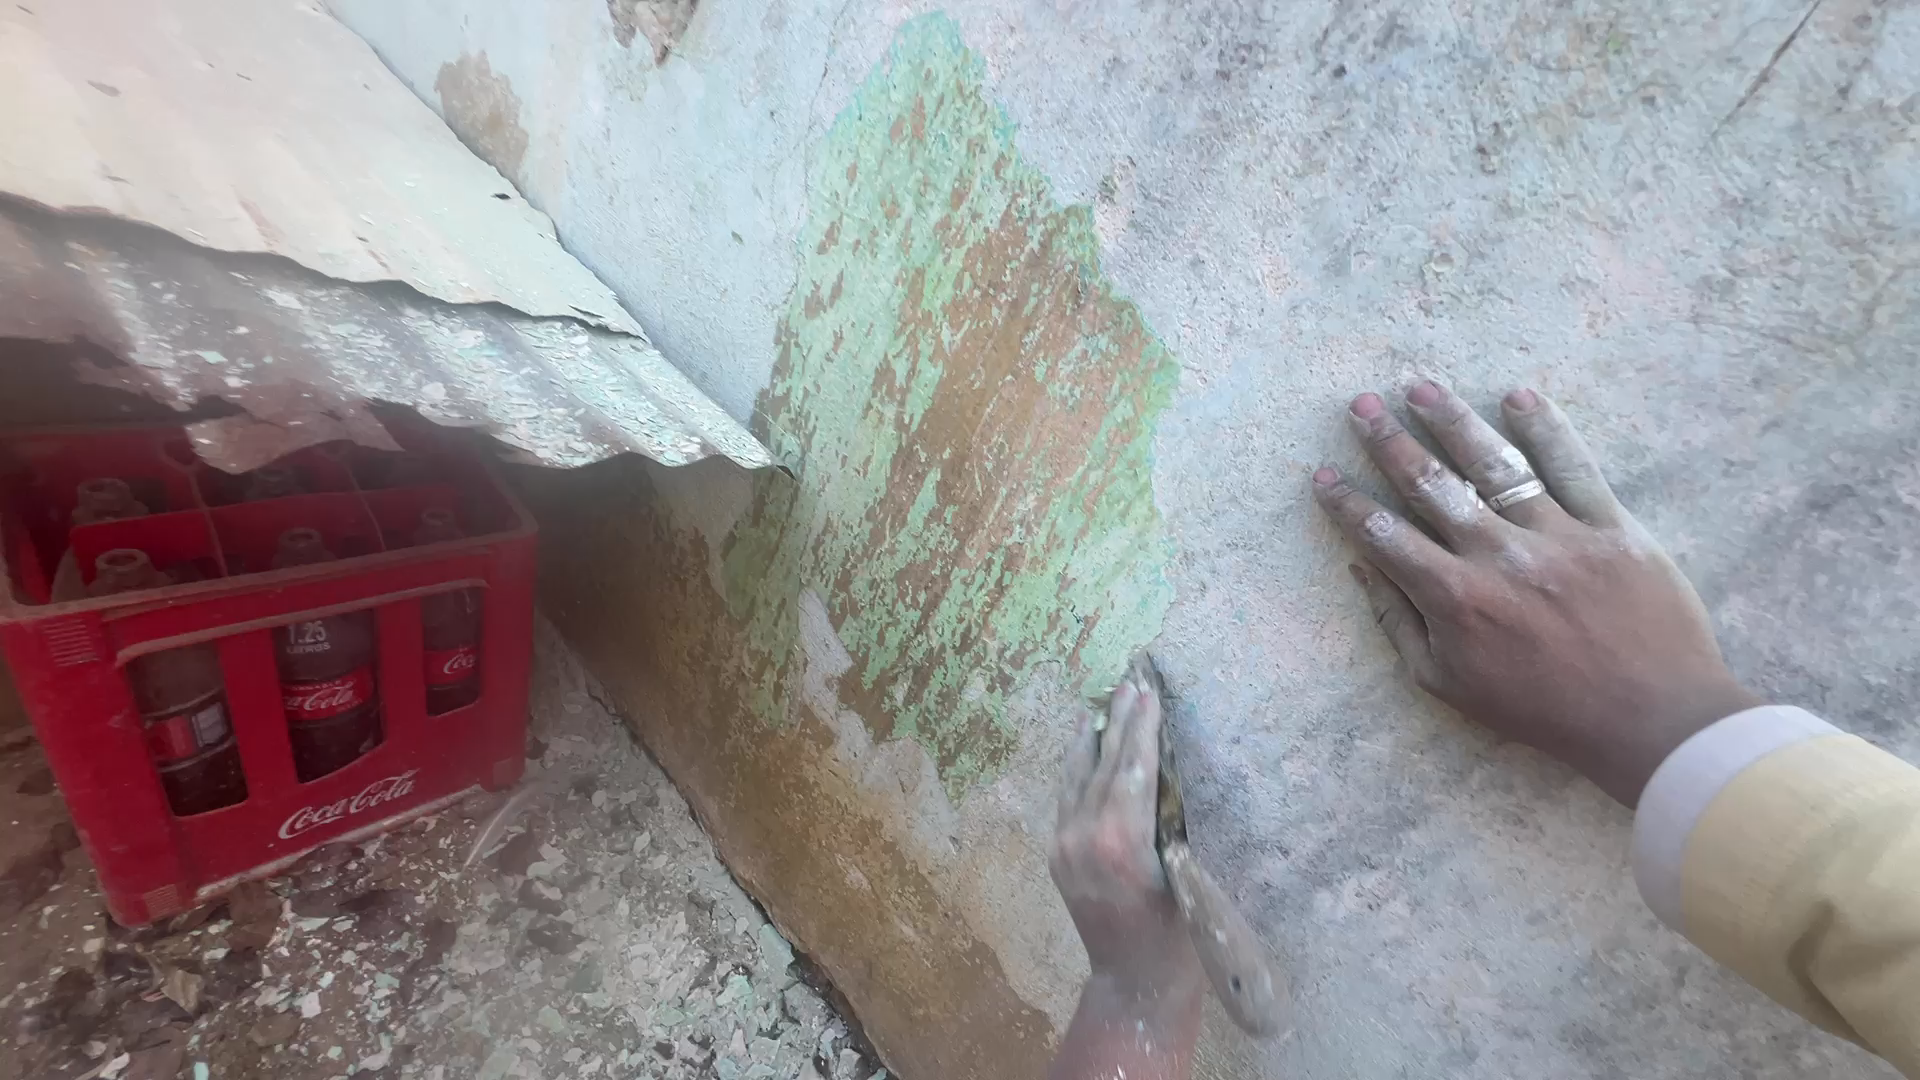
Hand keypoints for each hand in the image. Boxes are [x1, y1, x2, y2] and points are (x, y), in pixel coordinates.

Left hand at [1049, 678, 1202, 1079]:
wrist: (1133, 982)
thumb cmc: (1177, 935)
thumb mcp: (1183, 870)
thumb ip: (1165, 816)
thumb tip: (1157, 761)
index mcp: (1119, 841)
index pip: (1131, 767)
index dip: (1141, 727)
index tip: (1147, 692)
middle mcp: (1082, 835)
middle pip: (1103, 764)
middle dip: (1118, 721)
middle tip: (1129, 683)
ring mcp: (1062, 843)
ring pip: (1077, 775)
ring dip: (1093, 737)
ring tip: (1105, 702)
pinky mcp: (1055, 851)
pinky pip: (1067, 797)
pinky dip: (1079, 767)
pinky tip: (1086, 745)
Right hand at [1312, 383, 1759, 805]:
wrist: (1653, 722)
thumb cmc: (1535, 707)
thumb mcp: (1441, 681)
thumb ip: (1396, 621)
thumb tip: (1360, 567)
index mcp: (1451, 595)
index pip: (1381, 533)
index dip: (1345, 502)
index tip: (1322, 475)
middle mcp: (1496, 555)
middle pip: (1430, 484)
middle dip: (1387, 441)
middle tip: (1360, 405)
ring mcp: (1557, 536)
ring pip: (1494, 465)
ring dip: (1452, 422)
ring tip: (1421, 387)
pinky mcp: (1614, 529)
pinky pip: (1575, 470)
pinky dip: (1546, 430)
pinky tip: (1517, 396)